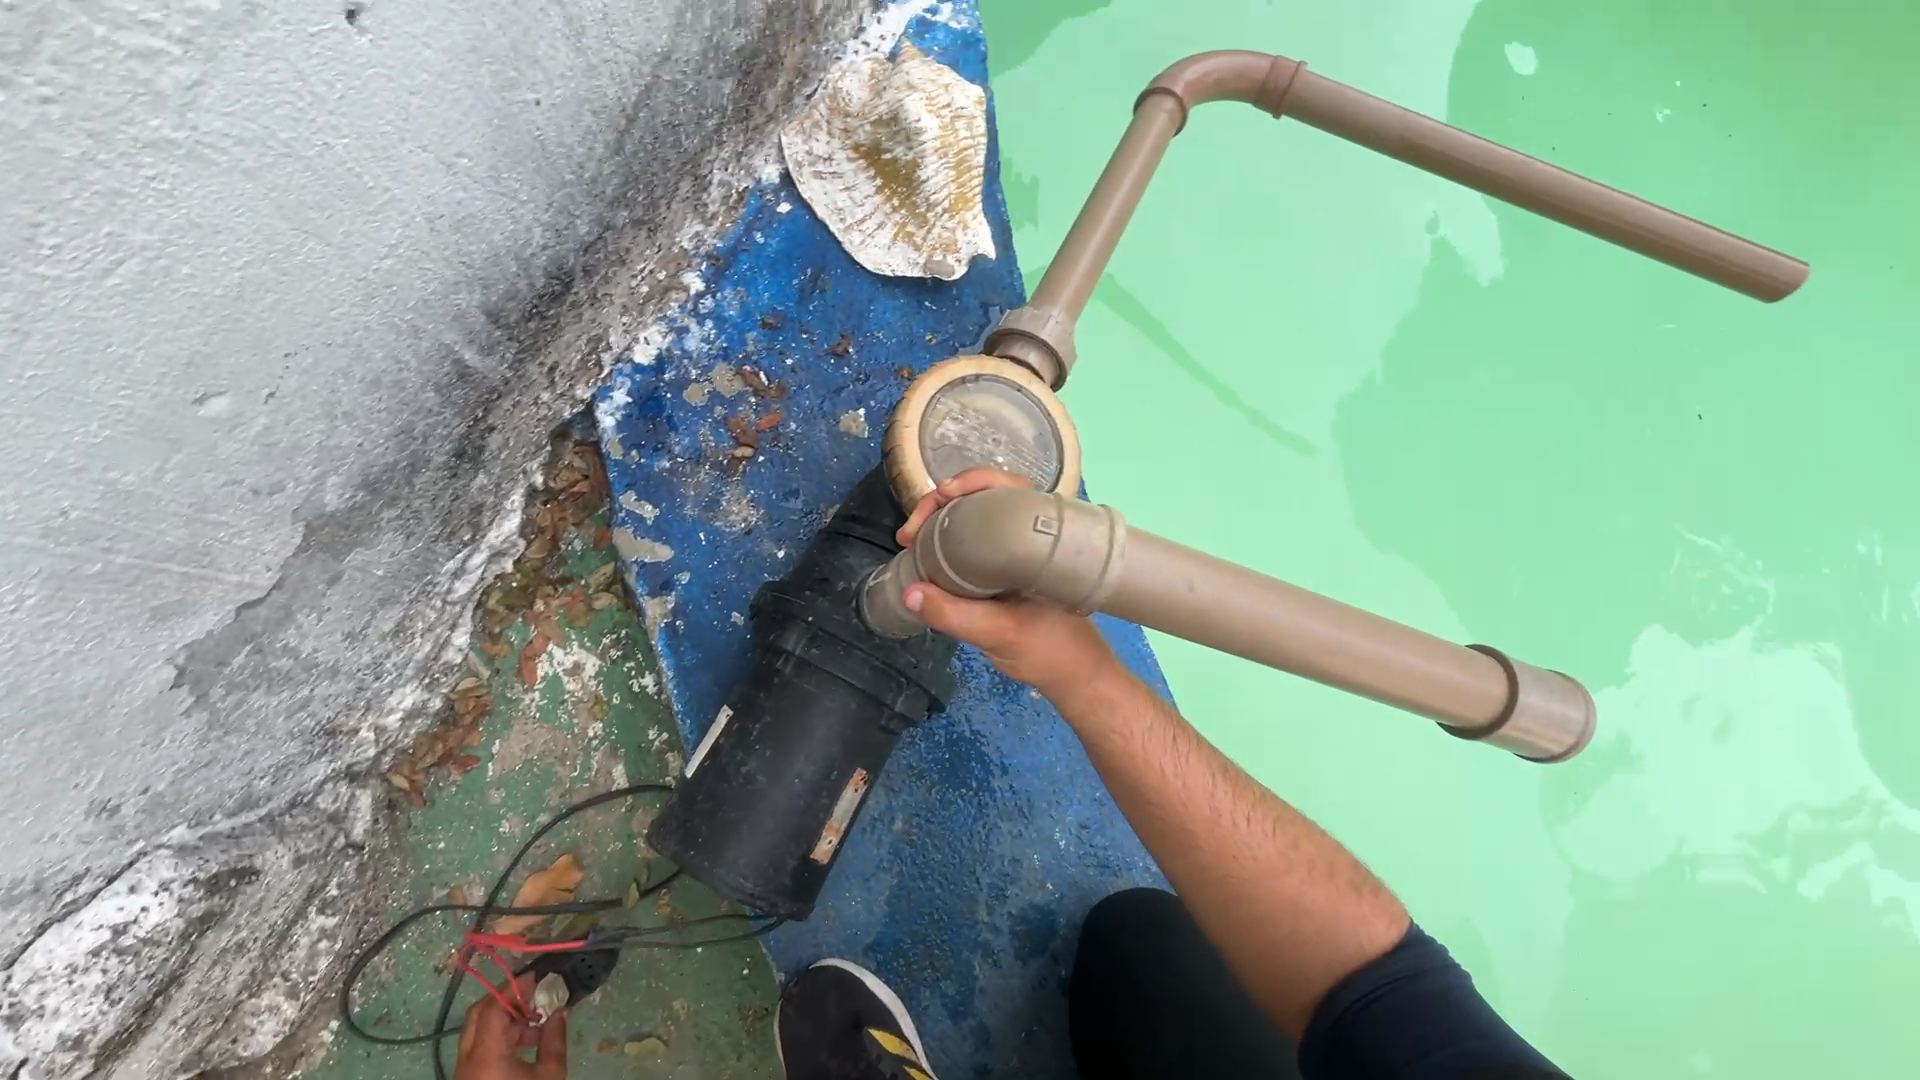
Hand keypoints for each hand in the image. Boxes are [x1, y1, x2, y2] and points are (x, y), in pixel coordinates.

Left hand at [454, 986, 567, 1079]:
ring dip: (503, 1017)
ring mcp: (463, 1069)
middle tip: (531, 993)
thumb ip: (554, 1040)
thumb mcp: (550, 1075)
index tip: (535, 977)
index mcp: (487, 1055)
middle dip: (505, 998)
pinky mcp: (467, 1076)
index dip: (513, 988)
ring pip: (477, 1029)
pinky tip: (523, 1041)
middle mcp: (468, 1058)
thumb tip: (559, 1011)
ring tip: (533, 1021)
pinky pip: (478, 1045)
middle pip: (478, 1013)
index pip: (492, 1008)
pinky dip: (498, 1034)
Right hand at [895, 468, 1121, 701]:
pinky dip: (951, 538)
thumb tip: (910, 591)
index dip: (973, 481)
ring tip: (913, 538)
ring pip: (978, 515)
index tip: (941, 496)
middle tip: (910, 531)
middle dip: (943, 501)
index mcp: (1040, 538)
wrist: (1077, 677)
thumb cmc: (1049, 651)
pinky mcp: (1009, 567)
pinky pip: (978, 538)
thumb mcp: (998, 634)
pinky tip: (930, 552)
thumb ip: (953, 614)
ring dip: (943, 519)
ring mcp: (1020, 550)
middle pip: (985, 495)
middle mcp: (1032, 534)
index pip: (1008, 487)